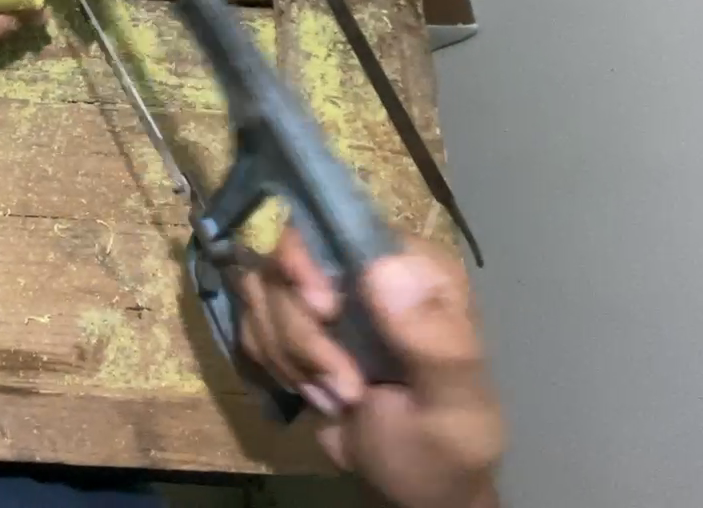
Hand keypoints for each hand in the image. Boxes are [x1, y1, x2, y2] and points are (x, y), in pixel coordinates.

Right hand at [239, 230, 504, 507]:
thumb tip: (387, 267)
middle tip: (340, 384)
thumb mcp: (455, 409)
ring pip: (258, 287)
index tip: (319, 310)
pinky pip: (247, 315)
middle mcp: (359, 260)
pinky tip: (309, 387)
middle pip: (282, 257)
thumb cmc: (444, 448)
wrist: (407, 485)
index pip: (333, 221)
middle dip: (298, 329)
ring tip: (334, 394)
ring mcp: (319, 283)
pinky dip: (272, 358)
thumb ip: (434, 343)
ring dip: (286, 351)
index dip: (307, 258)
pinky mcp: (285, 309)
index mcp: (411, 264)